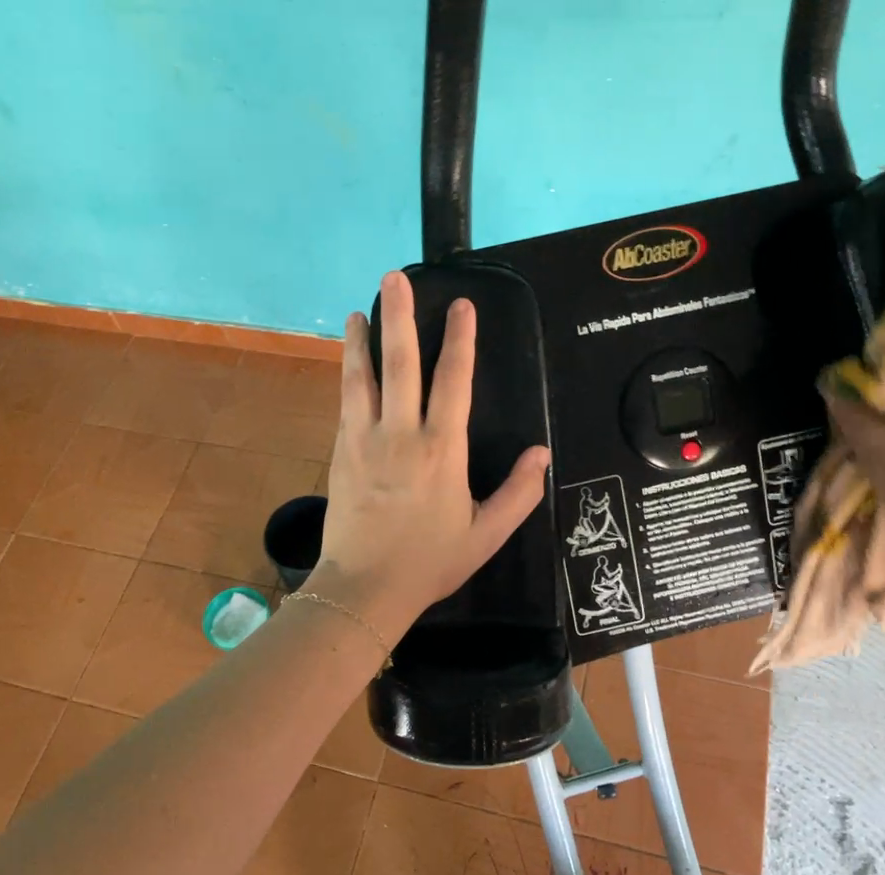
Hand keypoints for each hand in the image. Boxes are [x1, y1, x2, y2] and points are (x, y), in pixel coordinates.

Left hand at [308, 270, 551, 634]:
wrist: (365, 587)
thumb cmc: (430, 562)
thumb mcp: (485, 534)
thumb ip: (518, 493)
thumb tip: (542, 453)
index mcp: (442, 450)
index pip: (453, 381)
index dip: (460, 339)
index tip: (462, 306)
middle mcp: (402, 434)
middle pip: (401, 363)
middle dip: (400, 316)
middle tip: (394, 277)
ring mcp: (365, 440)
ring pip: (363, 377)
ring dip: (362, 339)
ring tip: (360, 310)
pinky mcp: (342, 452)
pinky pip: (346, 403)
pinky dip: (348, 374)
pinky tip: (349, 361)